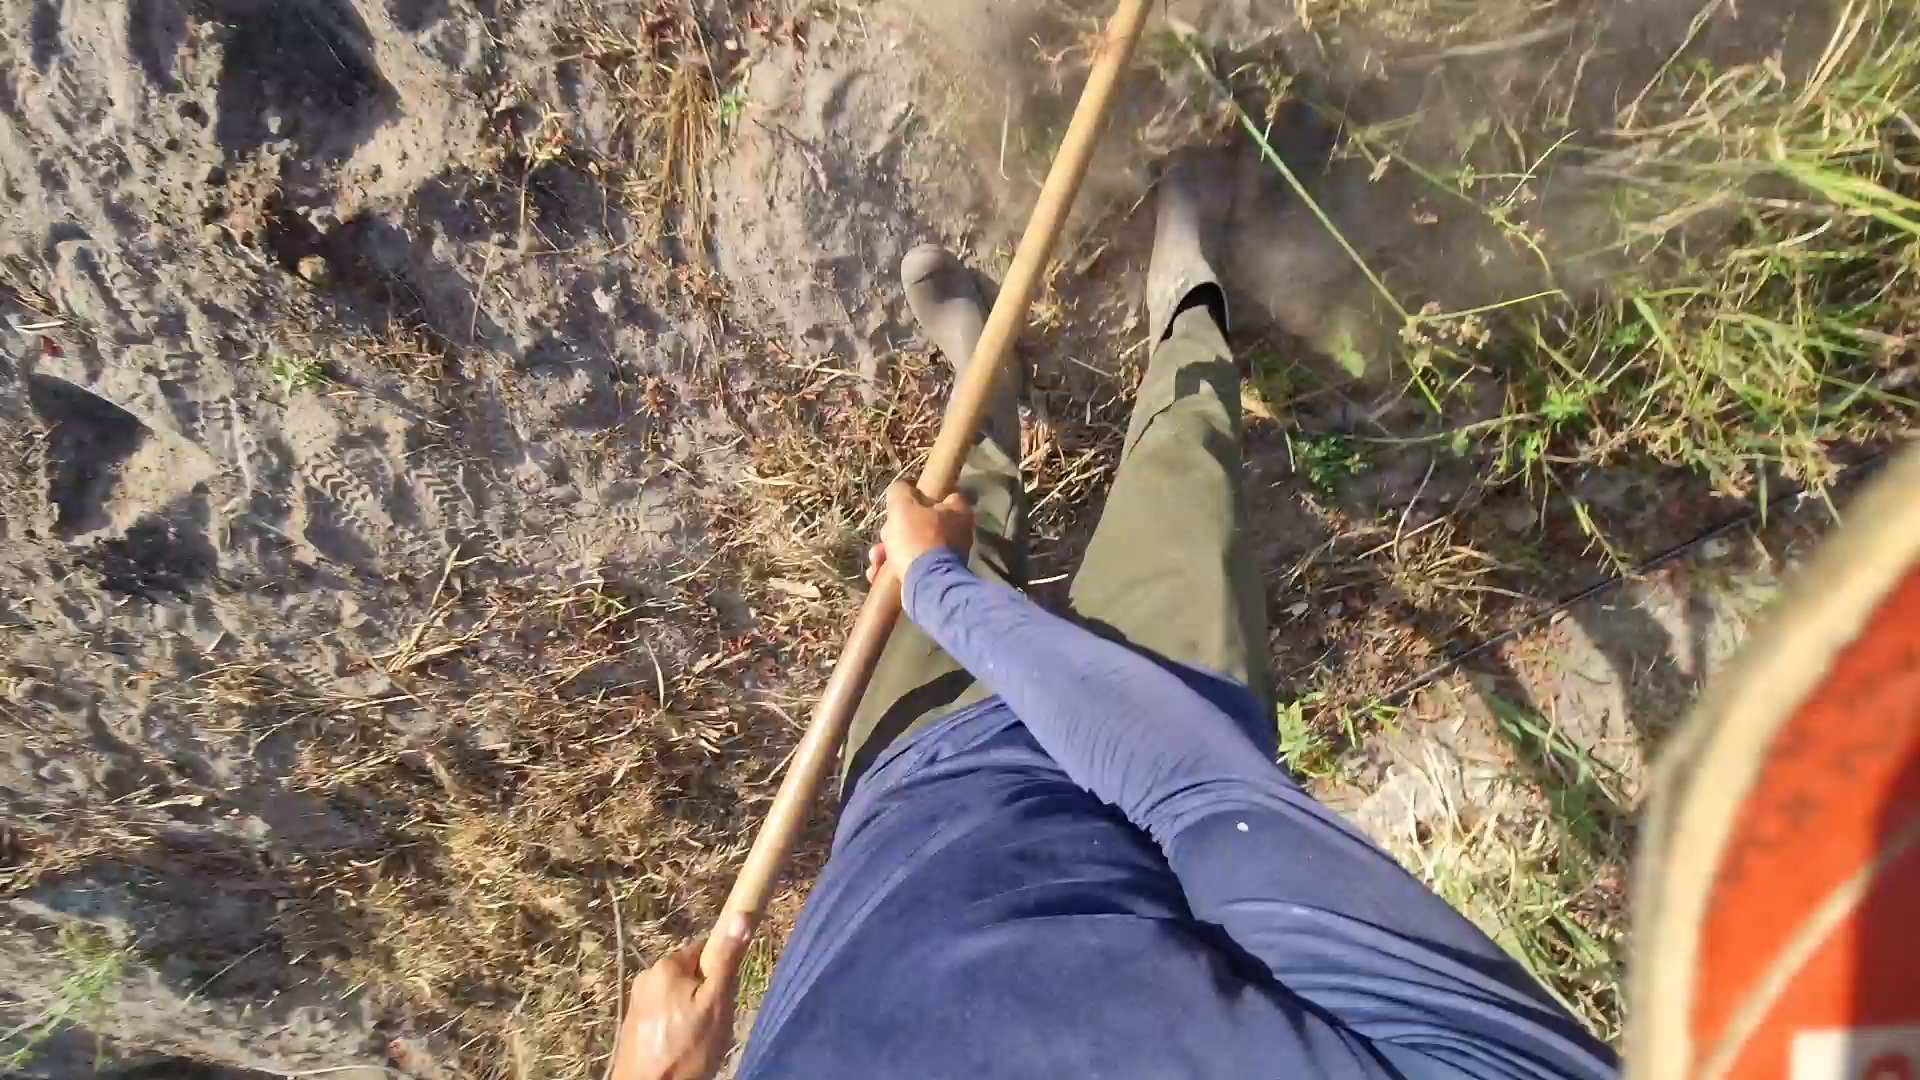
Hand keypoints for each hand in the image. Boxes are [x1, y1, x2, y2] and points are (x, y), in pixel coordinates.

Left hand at [610, 913, 752, 1079]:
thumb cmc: (686, 1049)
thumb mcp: (716, 1002)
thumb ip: (727, 960)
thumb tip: (740, 915)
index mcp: (665, 966)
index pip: (704, 951)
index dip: (718, 972)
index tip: (722, 996)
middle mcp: (645, 977)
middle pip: (691, 975)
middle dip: (705, 994)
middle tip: (711, 1022)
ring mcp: (636, 1005)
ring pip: (678, 997)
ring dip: (690, 1013)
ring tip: (696, 1040)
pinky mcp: (631, 1029)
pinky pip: (663, 1017)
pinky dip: (674, 1029)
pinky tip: (680, 1049)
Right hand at [865, 480, 974, 585]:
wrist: (926, 586)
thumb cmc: (917, 540)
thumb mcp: (903, 506)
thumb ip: (900, 491)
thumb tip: (901, 490)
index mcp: (958, 511)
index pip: (942, 494)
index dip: (920, 496)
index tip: (903, 503)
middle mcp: (958, 533)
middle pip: (920, 523)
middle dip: (894, 531)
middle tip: (886, 536)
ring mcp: (948, 558)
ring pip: (911, 546)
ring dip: (889, 552)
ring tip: (877, 559)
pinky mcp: (935, 577)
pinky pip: (911, 567)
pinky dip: (893, 569)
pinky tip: (877, 573)